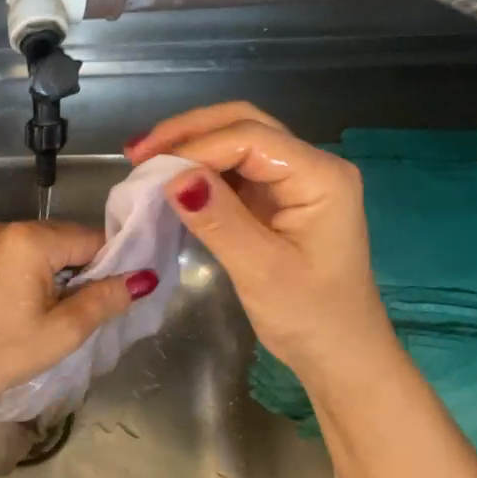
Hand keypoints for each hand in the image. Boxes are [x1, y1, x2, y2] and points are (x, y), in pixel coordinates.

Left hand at [0, 220, 158, 419]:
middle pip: (62, 241)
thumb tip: (142, 279)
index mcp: (28, 240)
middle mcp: (2, 230)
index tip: (117, 296)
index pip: (91, 239)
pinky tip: (21, 313)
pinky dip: (25, 279)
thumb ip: (105, 300)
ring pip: (35, 252)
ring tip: (52, 317)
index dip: (111, 266)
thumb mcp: (61, 332)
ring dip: (53, 277)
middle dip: (80, 272)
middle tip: (85, 314)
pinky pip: (10, 260)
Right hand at [127, 102, 394, 381]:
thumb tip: (174, 178)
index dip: (197, 148)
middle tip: (137, 152)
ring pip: (237, 145)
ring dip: (191, 148)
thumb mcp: (261, 269)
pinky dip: (199, 173)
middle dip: (189, 133)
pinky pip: (234, 174)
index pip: (250, 138)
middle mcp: (310, 168)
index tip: (148, 170)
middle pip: (245, 125)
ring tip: (144, 163)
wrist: (339, 352)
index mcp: (319, 177)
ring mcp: (292, 185)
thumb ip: (219, 220)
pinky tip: (169, 183)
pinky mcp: (275, 204)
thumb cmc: (309, 315)